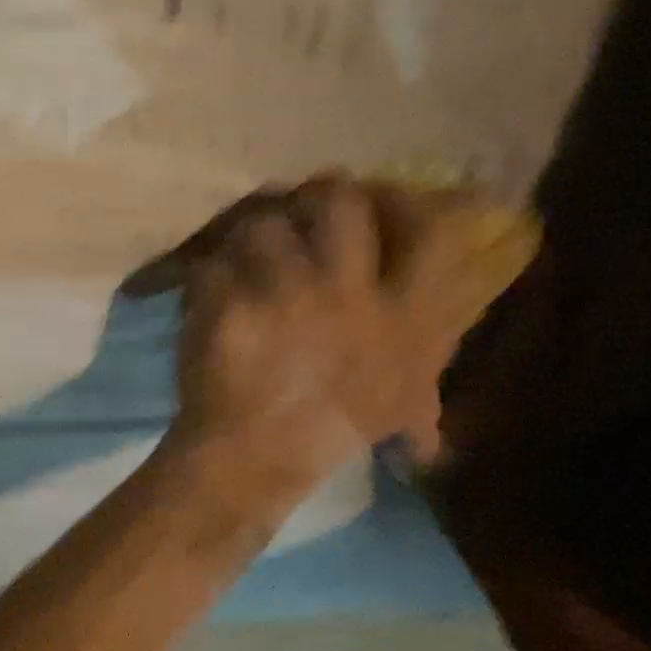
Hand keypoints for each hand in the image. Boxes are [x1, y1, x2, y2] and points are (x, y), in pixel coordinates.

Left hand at [132, 175, 540, 497]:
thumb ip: (424, 371)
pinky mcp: (229, 295)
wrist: (253, 452)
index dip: (403, 201)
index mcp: (401, 314)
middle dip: (317, 198)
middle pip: (338, 198)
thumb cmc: (332, 428)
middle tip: (302, 212)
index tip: (381, 199)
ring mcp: (283, 288)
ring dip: (253, 236)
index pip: (430, 230)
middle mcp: (348, 290)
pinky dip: (208, 274)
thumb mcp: (400, 400)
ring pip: (264, 222)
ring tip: (246, 258)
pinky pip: (215, 260)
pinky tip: (210, 293)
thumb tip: (442, 387)